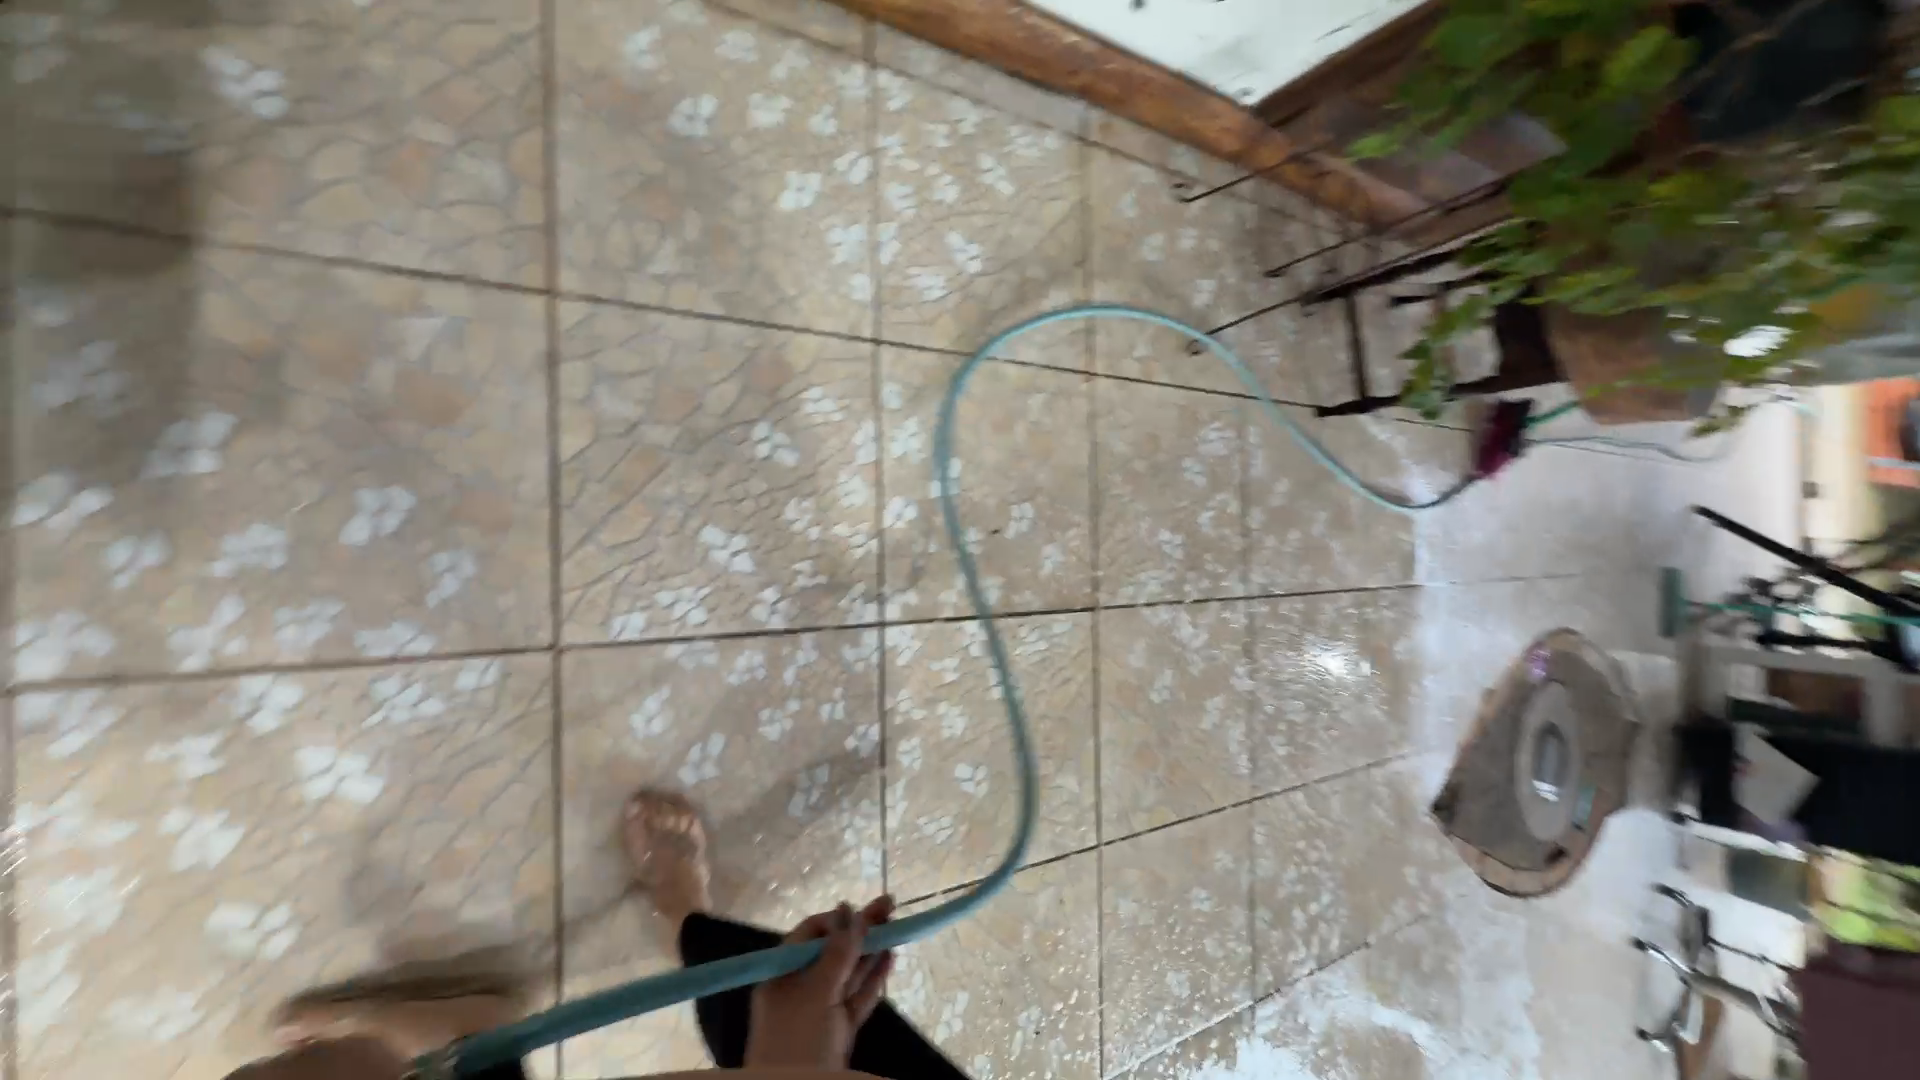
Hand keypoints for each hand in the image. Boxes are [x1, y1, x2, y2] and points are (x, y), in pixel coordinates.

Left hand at [744, 896, 895, 1069]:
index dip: (836, 920)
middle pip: (834, 951)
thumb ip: (838, 953)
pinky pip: (858, 998)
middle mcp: (801, 988)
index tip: (861, 910)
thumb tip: (851, 911)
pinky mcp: (839, 1030)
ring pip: (849, 973)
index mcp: (783, 974)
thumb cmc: (798, 1039)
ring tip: (896, 927)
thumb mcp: (817, 992)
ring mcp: (821, 1010)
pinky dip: (874, 979)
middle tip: (890, 905)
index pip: (809, 935)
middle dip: (862, 929)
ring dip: (872, 949)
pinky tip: (890, 958)